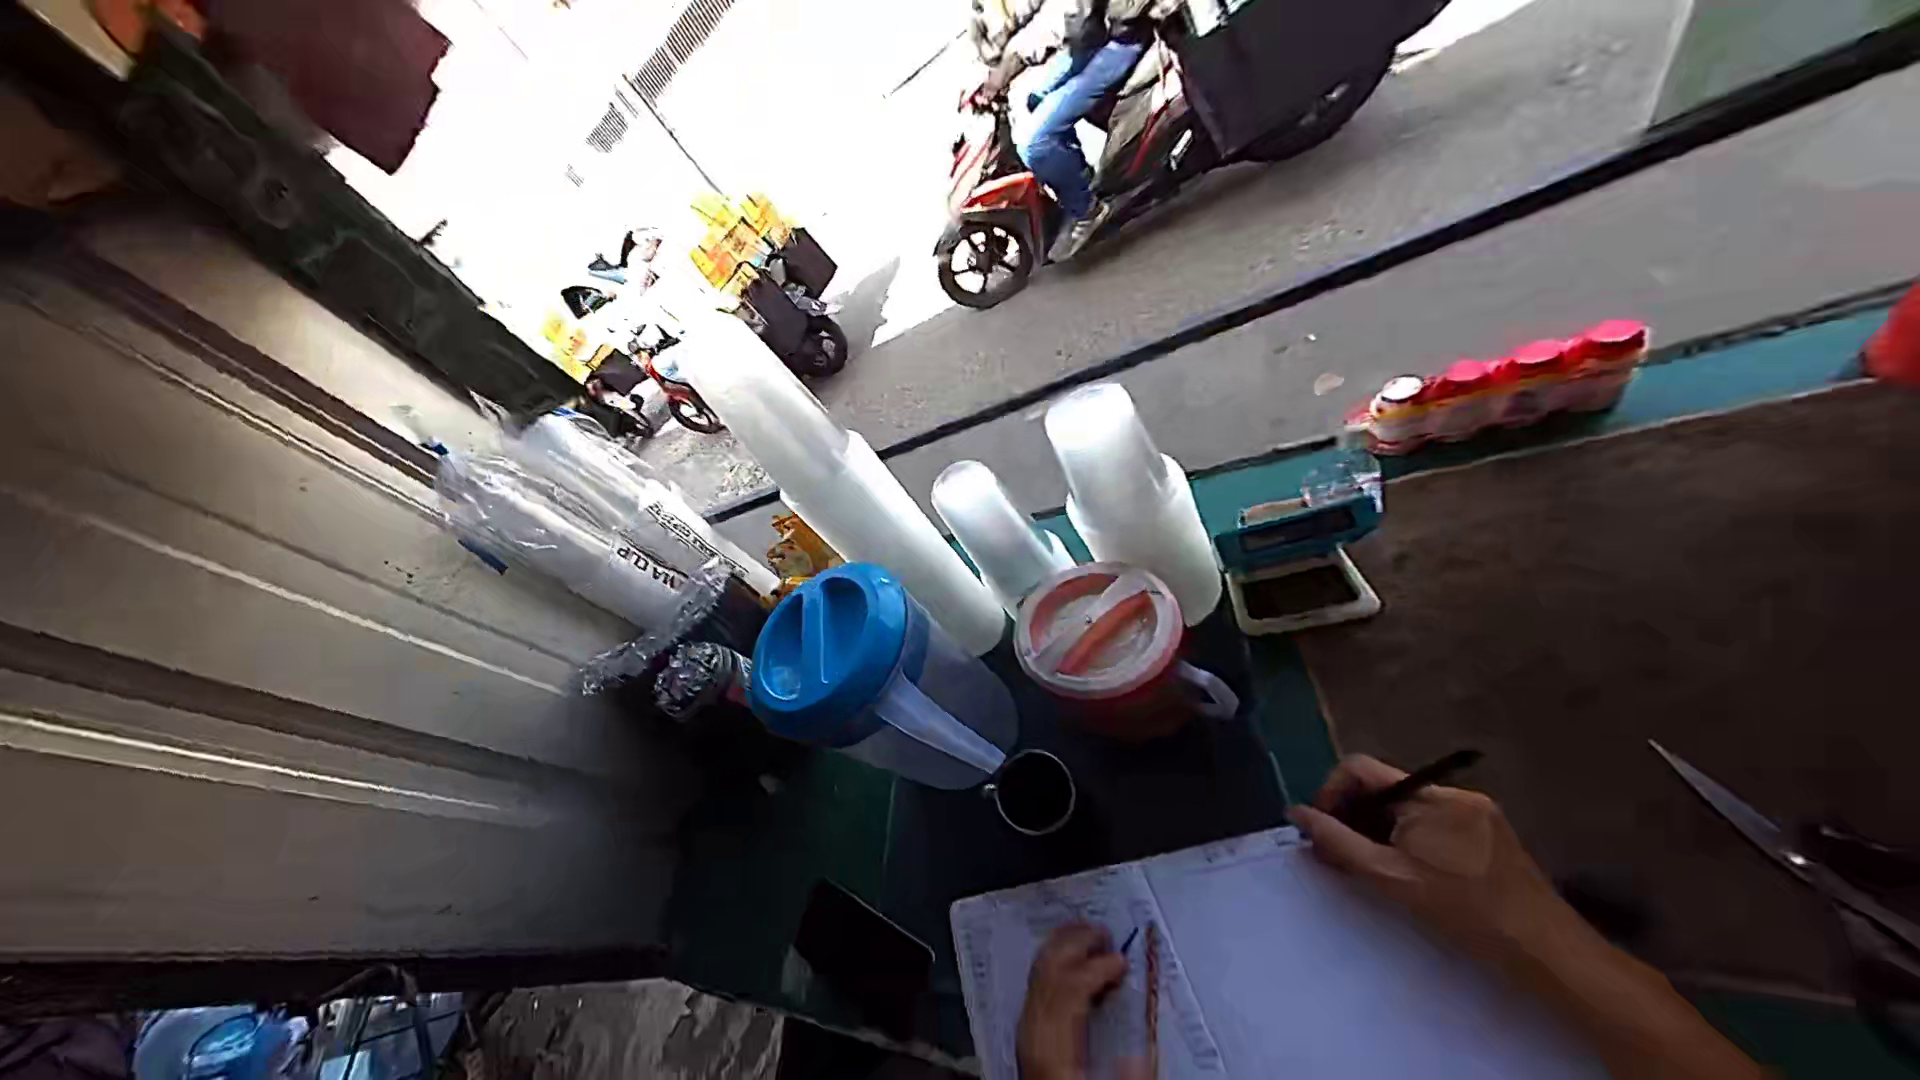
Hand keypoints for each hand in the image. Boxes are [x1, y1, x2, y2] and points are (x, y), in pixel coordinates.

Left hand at [1017, 922, 1126, 1079]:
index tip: (1122, 961)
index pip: (1070, 987)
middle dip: (1076, 943)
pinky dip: (1054, 960)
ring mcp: (1025, 1027)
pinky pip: (1037, 981)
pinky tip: (1071, 956)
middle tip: (1106, 933)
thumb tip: (1140, 1052)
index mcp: (1051, 1047)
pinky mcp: (1026, 1030)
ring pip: (1039, 970)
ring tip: (1091, 934)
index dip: (1096, 968)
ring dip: (1064, 946)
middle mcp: (1032, 1029)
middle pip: (1050, 969)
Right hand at [1288, 754, 1581, 971]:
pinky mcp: (1490, 830)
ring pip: (1405, 805)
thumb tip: (1295, 811)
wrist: (1549, 954)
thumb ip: (1336, 841)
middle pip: (1382, 787)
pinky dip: (1408, 834)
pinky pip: (1431, 818)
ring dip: (1379, 826)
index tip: (1321, 826)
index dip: (1331, 791)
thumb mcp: (1389, 877)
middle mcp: (1452, 792)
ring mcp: (1476, 809)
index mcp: (1428, 796)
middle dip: (1353, 813)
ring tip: (1373, 861)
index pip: (1359, 768)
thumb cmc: (1464, 912)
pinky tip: (1410, 867)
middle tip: (1342, 849)